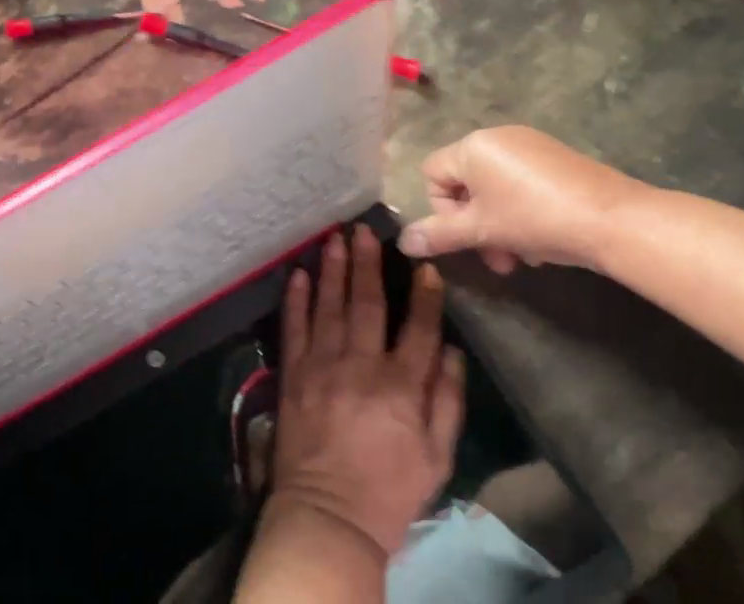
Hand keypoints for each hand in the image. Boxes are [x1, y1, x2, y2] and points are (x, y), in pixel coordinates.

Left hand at [269, 226, 464, 556]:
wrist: (328, 514)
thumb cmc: (390, 490)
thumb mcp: (438, 457)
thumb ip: (447, 401)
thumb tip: (451, 352)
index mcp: (402, 386)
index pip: (418, 328)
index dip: (425, 295)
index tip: (426, 266)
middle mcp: (361, 366)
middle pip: (367, 304)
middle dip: (368, 264)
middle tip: (365, 229)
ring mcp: (322, 367)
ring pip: (328, 307)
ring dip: (331, 270)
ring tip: (333, 238)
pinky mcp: (292, 375)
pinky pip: (293, 328)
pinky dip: (296, 299)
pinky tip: (298, 274)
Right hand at [400, 126, 653, 273]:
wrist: (615, 220)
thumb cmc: (536, 219)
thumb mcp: (482, 231)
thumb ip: (438, 234)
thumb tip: (402, 242)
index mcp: (472, 146)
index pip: (432, 175)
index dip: (442, 210)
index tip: (468, 236)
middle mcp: (498, 137)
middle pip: (465, 184)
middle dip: (475, 225)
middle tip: (497, 259)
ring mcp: (532, 146)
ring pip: (495, 190)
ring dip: (499, 225)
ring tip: (523, 256)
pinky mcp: (558, 160)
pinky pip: (522, 185)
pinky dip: (522, 213)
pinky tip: (543, 241)